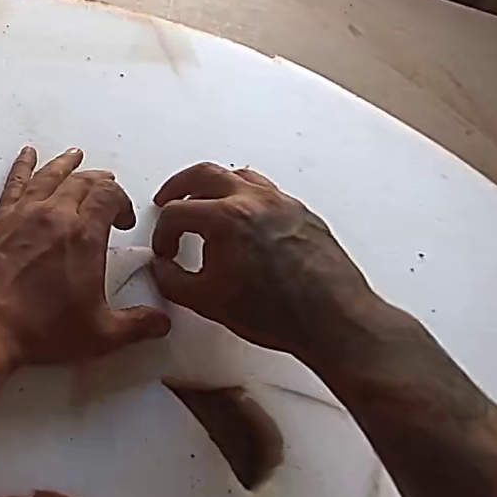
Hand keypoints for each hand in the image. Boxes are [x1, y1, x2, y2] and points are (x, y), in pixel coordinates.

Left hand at [0, 147, 171, 367]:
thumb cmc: (41, 329)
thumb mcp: (100, 334)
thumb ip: (136, 324)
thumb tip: (162, 321)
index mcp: (84, 235)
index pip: (109, 196)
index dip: (122, 201)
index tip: (124, 219)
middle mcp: (54, 215)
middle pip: (81, 182)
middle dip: (98, 181)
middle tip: (106, 185)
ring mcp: (23, 213)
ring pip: (49, 176)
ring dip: (65, 165)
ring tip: (74, 154)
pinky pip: (14, 183)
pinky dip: (23, 165)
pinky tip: (27, 154)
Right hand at [150, 163, 395, 362]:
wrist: (334, 322)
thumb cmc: (281, 312)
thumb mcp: (206, 301)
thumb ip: (171, 279)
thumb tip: (163, 268)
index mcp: (225, 218)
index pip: (176, 212)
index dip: (162, 233)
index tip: (166, 249)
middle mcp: (254, 201)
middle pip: (203, 174)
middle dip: (178, 187)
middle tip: (168, 199)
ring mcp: (281, 203)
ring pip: (237, 175)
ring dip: (212, 185)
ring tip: (202, 200)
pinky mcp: (301, 212)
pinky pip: (265, 190)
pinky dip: (243, 195)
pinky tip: (240, 215)